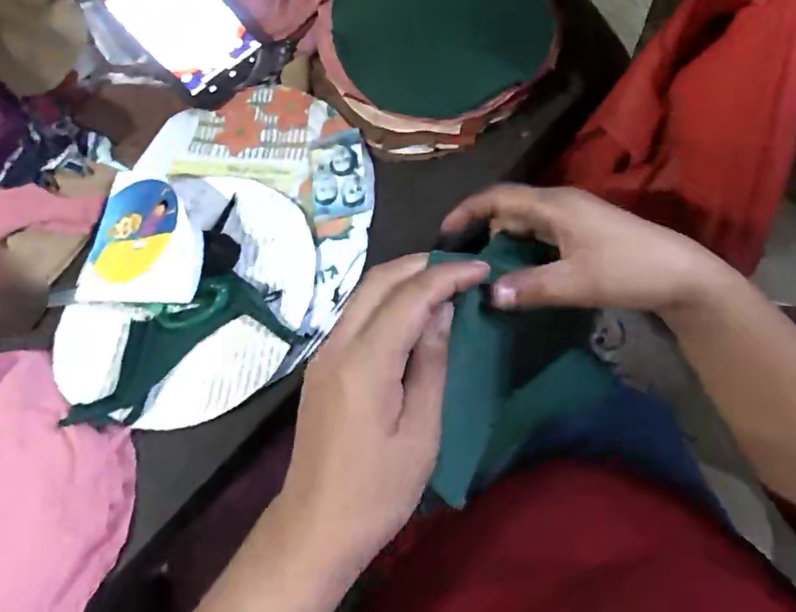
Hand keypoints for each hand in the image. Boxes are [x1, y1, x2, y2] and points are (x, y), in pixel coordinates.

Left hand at [270, 253, 490, 574]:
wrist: (313, 530)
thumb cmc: (377, 491)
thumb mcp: (421, 432)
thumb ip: (432, 362)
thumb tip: (443, 310)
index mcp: (365, 362)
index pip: (410, 295)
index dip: (448, 275)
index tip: (482, 269)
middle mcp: (338, 344)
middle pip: (380, 279)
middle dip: (424, 264)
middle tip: (463, 269)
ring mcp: (324, 352)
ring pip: (364, 291)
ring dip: (404, 276)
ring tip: (444, 281)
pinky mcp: (321, 363)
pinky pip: (357, 311)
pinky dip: (388, 296)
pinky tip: (413, 309)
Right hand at [440, 184, 733, 314]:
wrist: (680, 273)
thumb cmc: (627, 269)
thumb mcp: (576, 282)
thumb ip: (530, 287)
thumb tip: (488, 294)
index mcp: (554, 204)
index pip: (499, 197)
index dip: (469, 209)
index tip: (445, 232)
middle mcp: (560, 203)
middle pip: (510, 208)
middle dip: (484, 229)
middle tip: (463, 263)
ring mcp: (574, 216)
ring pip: (527, 222)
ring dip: (506, 242)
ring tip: (486, 273)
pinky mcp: (584, 231)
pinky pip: (542, 233)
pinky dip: (525, 249)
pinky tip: (521, 274)